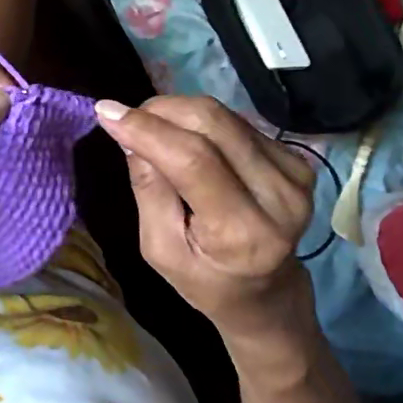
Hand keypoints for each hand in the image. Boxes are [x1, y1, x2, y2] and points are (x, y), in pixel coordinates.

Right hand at [94, 96, 316, 324]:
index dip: (146, 129)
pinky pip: (237, 121)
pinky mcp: (297, 160)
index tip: (105, 111)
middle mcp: (278, 196)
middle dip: (160, 110)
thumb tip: (130, 136)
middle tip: (128, 118)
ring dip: (178, 112)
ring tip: (154, 130)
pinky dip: (201, 123)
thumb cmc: (204, 279)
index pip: (192, 160)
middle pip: (211, 124)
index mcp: (242, 231)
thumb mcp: (159, 249)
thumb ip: (148, 191)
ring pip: (223, 115)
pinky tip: (189, 142)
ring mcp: (294, 174)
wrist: (267, 292)